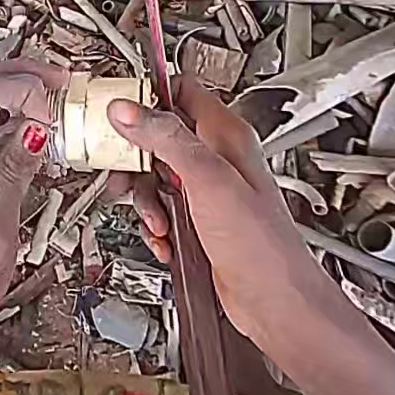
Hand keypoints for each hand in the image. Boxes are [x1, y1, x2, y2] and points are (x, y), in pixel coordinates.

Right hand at [106, 78, 323, 345]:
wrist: (275, 303)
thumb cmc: (261, 244)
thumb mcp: (207, 180)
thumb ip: (166, 138)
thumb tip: (128, 110)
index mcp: (224, 135)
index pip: (180, 91)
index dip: (147, 97)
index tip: (119, 113)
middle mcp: (214, 157)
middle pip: (157, 136)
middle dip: (136, 160)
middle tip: (126, 175)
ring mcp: (205, 188)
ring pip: (153, 174)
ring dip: (145, 199)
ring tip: (156, 220)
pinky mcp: (196, 217)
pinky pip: (160, 207)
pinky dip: (155, 223)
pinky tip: (165, 238)